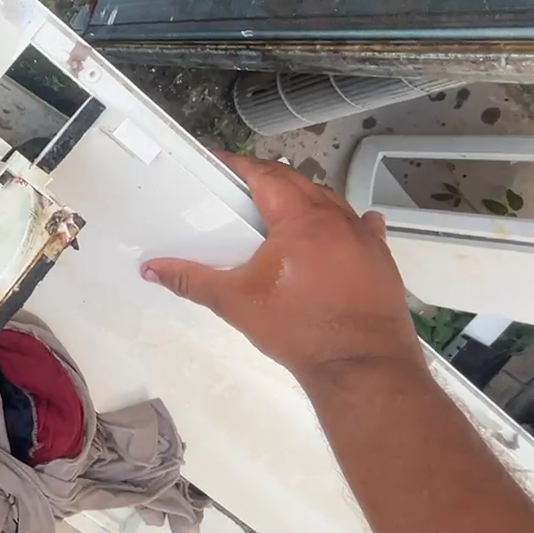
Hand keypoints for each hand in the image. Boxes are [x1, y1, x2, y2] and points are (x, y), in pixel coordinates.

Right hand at [141, 152, 422, 382]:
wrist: (363, 370)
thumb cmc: (299, 330)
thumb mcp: (233, 302)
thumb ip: (190, 279)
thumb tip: (152, 269)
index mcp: (300, 221)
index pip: (265, 175)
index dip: (238, 164)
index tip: (217, 162)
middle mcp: (336, 221)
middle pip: (297, 181)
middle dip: (266, 177)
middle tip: (237, 184)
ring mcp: (364, 239)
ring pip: (329, 200)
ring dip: (302, 195)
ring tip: (277, 205)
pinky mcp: (382, 261)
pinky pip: (363, 226)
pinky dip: (346, 220)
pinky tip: (342, 225)